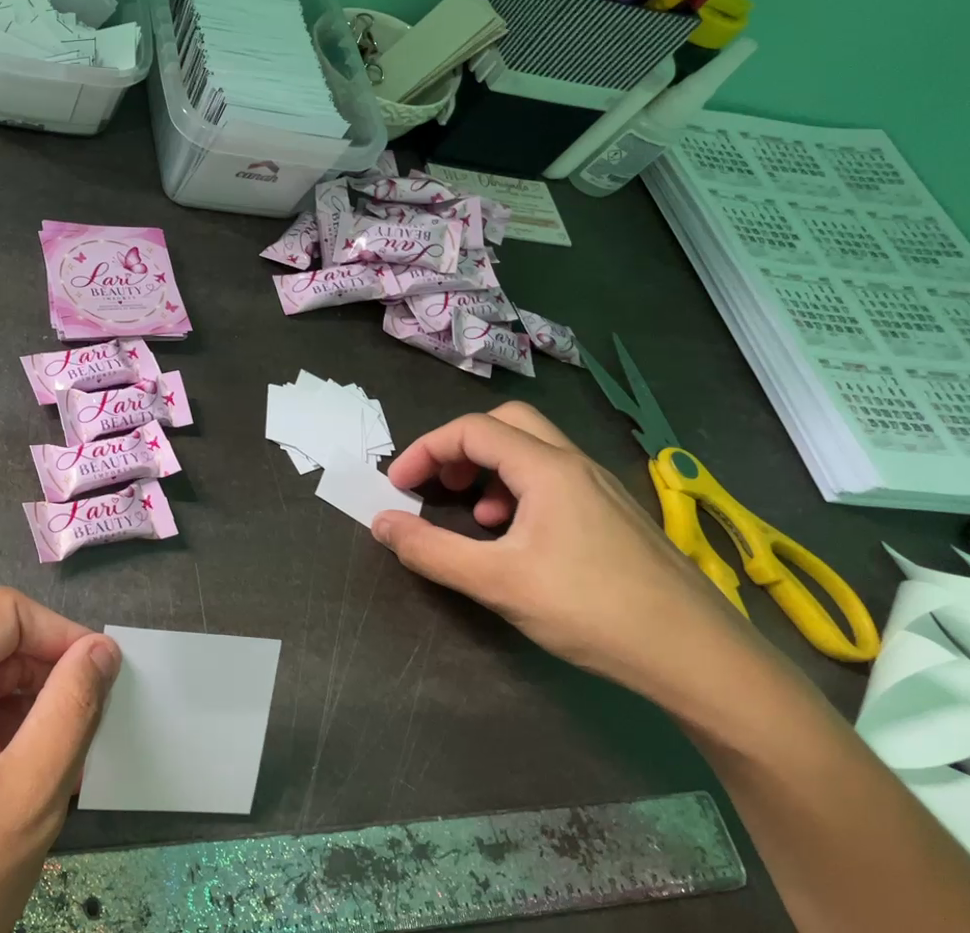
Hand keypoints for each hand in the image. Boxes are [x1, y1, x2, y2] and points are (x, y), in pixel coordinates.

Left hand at [0, 587, 120, 932]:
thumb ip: (71, 711)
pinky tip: (21, 782)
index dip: (61, 634)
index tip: (104, 681)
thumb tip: (99, 651)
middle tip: (88, 737)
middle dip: (45, 679)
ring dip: (25, 712)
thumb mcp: (28, 795)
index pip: (5, 612)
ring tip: (59, 770)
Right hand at [369, 402, 765, 704]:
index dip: (424, 451)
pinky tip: (516, 539)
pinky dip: (518, 492)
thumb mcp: (495, 582)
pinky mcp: (616, 517)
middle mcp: (577, 466)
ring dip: (489, 470)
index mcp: (548, 470)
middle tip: (437, 485)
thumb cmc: (592, 610)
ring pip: (533, 451)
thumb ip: (430, 550)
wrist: (699, 658)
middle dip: (459, 447)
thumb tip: (380, 523)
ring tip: (473, 518)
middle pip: (507, 424)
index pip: (471, 430)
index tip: (398, 488)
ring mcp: (603, 490)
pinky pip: (555, 481)